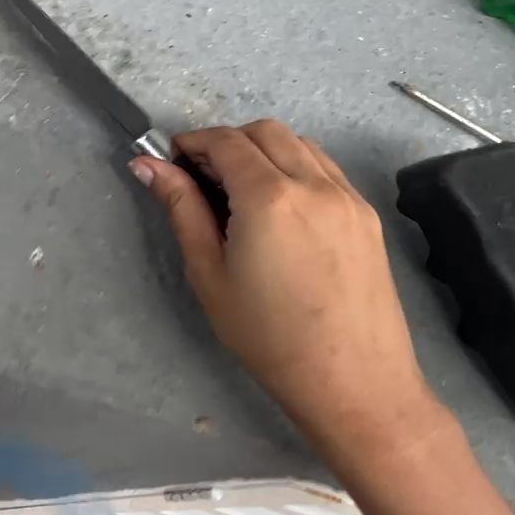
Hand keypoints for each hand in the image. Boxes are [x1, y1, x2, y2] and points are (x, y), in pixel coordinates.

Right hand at [130, 120, 444, 457]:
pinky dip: (294, 167)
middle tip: (201, 177)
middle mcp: (315, 186)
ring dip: (262, 150)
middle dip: (226, 141)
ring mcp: (349, 199)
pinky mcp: (367, 217)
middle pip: (264, 131)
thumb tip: (147, 166)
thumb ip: (181, 208)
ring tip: (238, 191)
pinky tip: (276, 207)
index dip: (190, 143)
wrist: (354, 383)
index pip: (225, 141)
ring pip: (299, 144)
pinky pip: (325, 169)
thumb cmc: (267, 333)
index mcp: (270, 198)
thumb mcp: (208, 270)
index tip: (169, 163)